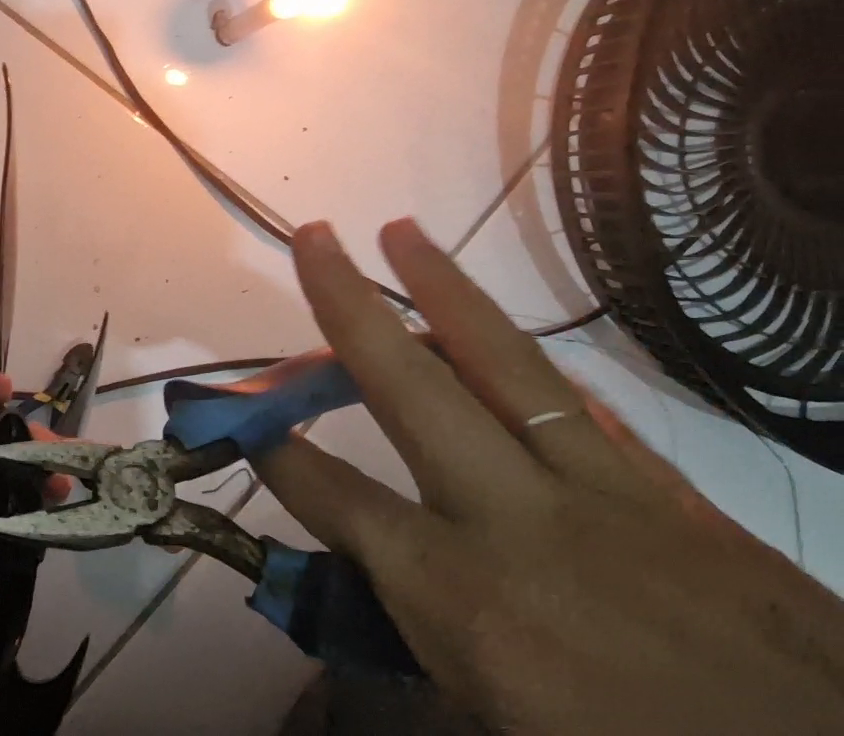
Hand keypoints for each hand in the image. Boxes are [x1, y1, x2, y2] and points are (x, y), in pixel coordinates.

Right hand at [257, 218, 843, 734]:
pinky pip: (588, 414)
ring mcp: (607, 499)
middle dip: (350, 309)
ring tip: (404, 235)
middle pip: (411, 389)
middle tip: (315, 239)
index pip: (335, 495)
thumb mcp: (492, 717)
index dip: (278, 448)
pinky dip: (532, 369)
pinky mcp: (682, 505)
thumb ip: (423, 635)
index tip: (239, 413)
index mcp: (460, 595)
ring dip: (445, 295)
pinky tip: (505, 339)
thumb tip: (382, 582)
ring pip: (507, 369)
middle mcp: (516, 522)